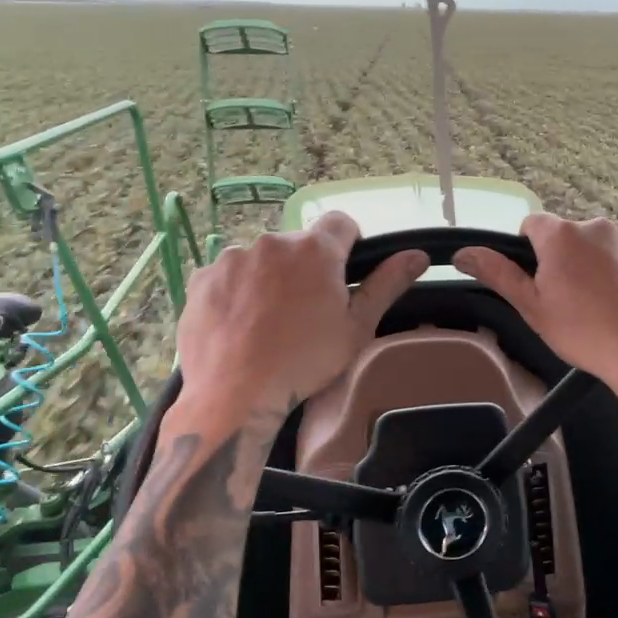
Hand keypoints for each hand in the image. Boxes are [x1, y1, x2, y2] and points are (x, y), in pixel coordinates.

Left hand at [175, 211, 426, 422]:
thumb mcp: (356, 328)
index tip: (346, 275)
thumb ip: (386, 285)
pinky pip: (227, 277)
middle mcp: (270, 242)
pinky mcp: (200, 279)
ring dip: (270, 280)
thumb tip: (417, 255)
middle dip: (306, 268)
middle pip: (298, 245)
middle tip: (308, 312)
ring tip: (269, 324)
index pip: (341, 222)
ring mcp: (230, 259)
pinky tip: (240, 328)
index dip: (349, 244)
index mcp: (314, 250)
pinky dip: (237, 294)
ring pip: (261, 260)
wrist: (234, 396)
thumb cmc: (305, 362)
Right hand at [452, 214, 617, 409]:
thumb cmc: (582, 332)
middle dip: (565, 260)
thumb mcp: (532, 307)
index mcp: (561, 235)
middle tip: (569, 301)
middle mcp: (596, 226)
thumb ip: (498, 274)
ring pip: (600, 246)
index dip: (529, 251)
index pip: (532, 225)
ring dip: (595, 265)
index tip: (539, 282)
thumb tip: (463, 253)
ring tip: (600, 306)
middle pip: (569, 236)